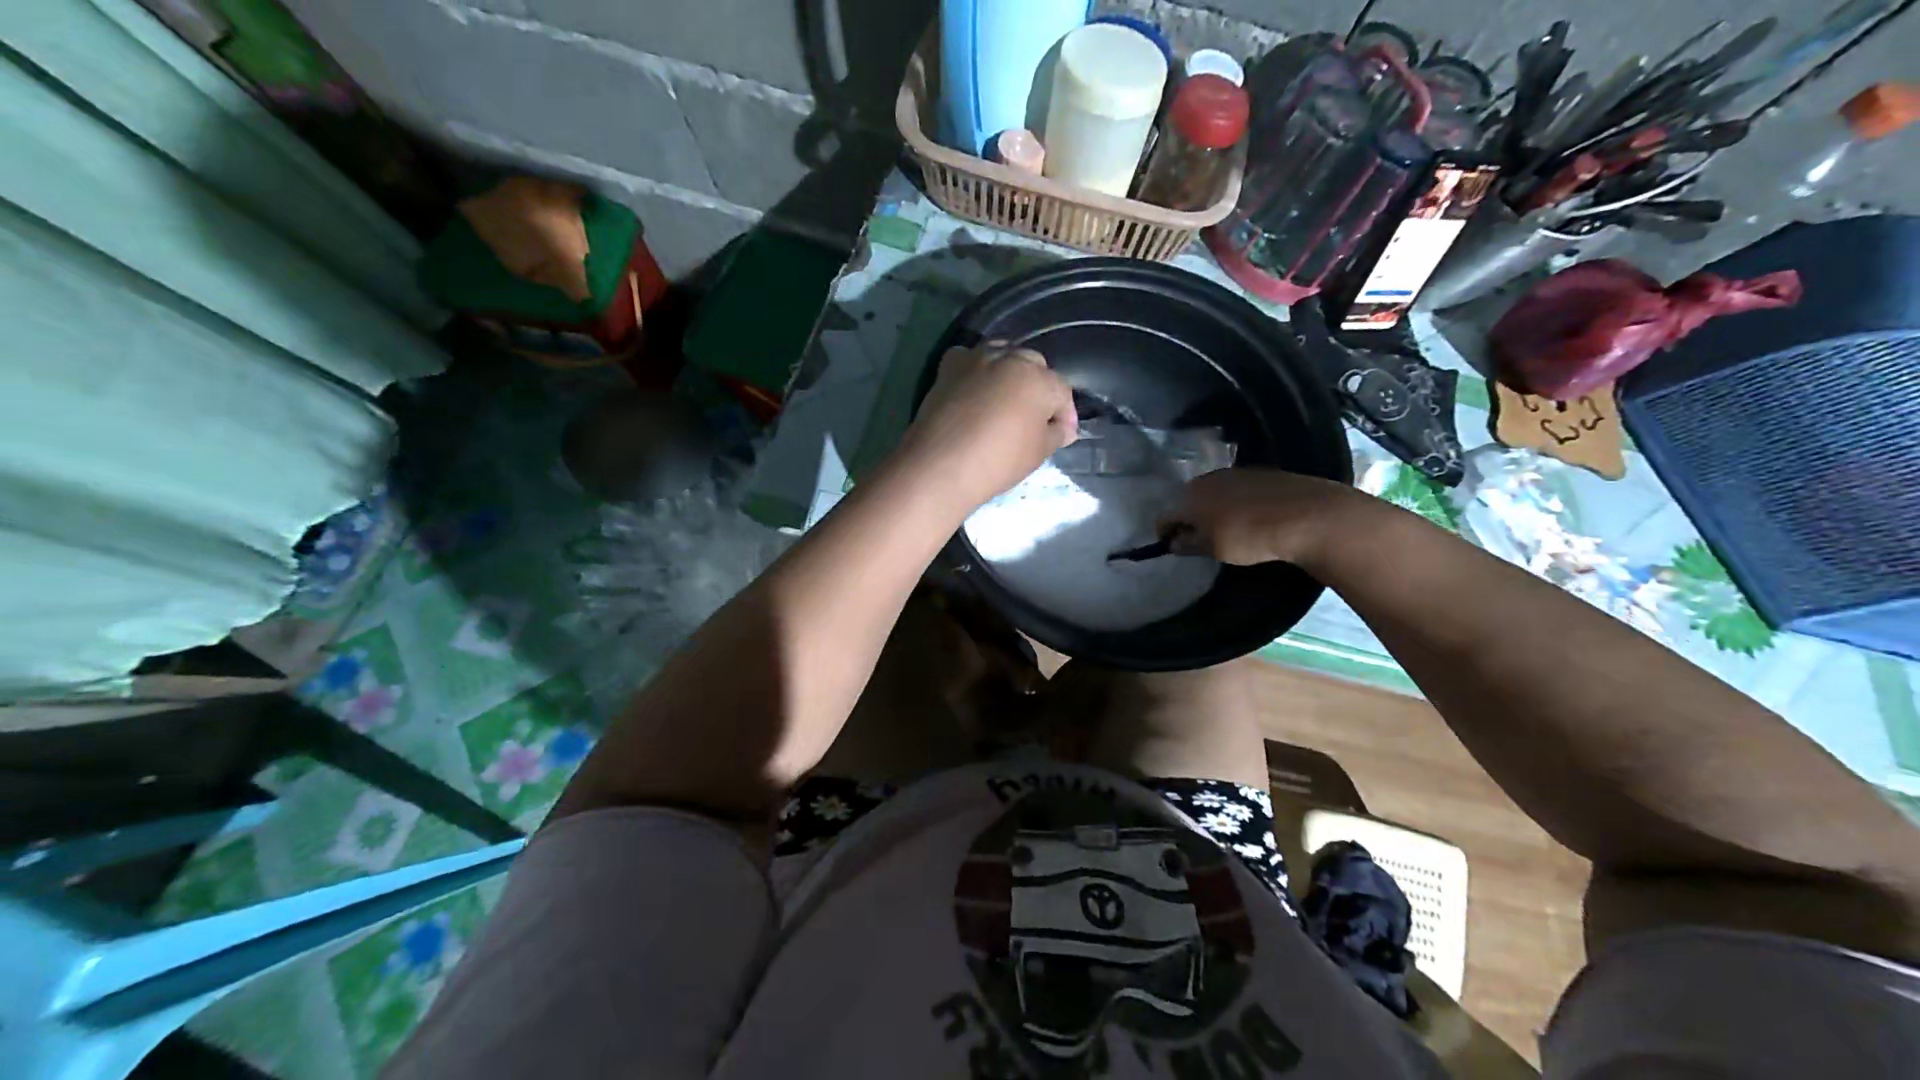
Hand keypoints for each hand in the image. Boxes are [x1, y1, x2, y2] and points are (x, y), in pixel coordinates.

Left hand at [895, 342, 1077, 509]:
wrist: (940, 465)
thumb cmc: (997, 461)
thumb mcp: (1038, 453)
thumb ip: (1056, 434)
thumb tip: (1063, 428)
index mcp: (1038, 379)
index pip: (1061, 391)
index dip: (1065, 414)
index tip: (1063, 433)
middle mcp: (1009, 358)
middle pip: (1033, 366)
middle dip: (1039, 387)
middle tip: (1035, 416)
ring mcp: (976, 358)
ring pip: (1003, 355)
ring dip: (1009, 373)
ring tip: (1006, 399)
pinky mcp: (949, 367)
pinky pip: (970, 359)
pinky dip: (977, 369)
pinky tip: (976, 388)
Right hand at [1162, 468, 1361, 566]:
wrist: (1308, 515)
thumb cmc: (1251, 536)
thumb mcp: (1214, 549)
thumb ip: (1189, 544)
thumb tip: (1173, 542)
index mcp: (1191, 496)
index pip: (1166, 515)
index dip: (1165, 532)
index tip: (1171, 546)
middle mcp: (1208, 478)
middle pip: (1188, 499)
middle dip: (1189, 517)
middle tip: (1198, 537)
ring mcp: (1237, 473)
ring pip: (1214, 492)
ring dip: (1212, 509)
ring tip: (1224, 528)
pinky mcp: (1262, 473)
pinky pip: (1238, 490)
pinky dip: (1236, 503)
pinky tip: (1249, 517)